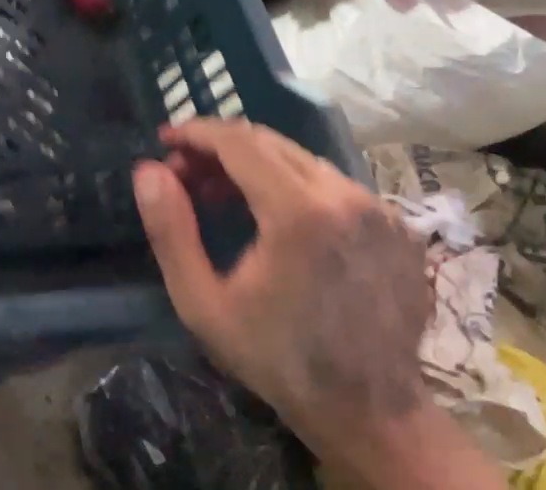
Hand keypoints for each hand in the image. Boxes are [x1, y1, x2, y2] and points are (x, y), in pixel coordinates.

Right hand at [133, 118, 497, 488]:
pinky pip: (333, 185)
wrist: (372, 412)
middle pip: (271, 143)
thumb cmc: (276, 356)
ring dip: (254, 164)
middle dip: (219, 147)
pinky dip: (292, 185)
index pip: (240, 141)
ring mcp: (381, 212)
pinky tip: (271, 218)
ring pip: (302, 161)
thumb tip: (148, 169)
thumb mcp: (201, 301)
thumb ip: (170, 229)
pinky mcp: (397, 229)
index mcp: (300, 213)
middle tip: (183, 171)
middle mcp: (347, 198)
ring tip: (221, 195)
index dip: (196, 132)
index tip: (164, 139)